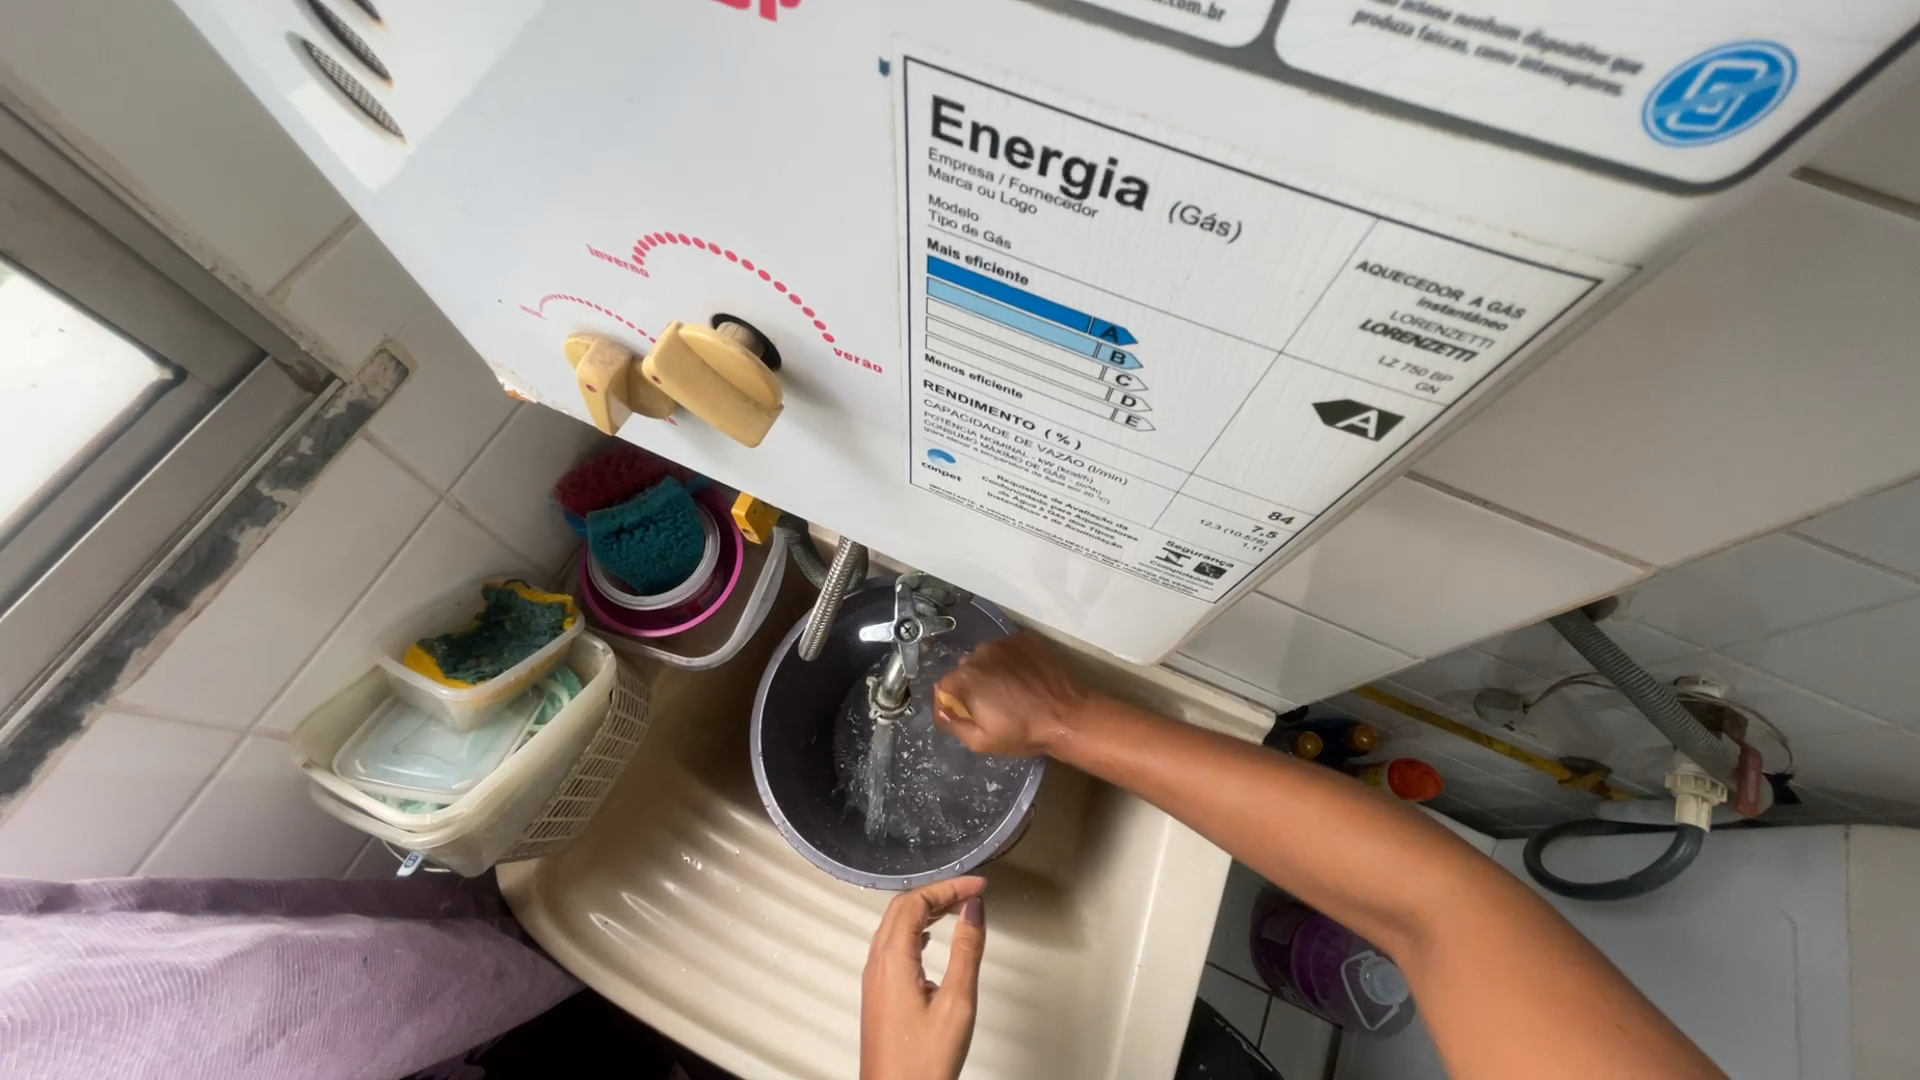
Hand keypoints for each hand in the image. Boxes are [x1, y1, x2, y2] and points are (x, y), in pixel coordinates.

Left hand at [862, 877, 987, 1079]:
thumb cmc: (923, 1065)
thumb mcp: (957, 1004)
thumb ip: (966, 949)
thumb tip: (973, 907)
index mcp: (892, 958)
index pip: (917, 900)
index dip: (949, 886)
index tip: (978, 884)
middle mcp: (877, 963)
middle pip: (903, 907)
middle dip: (938, 892)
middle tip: (970, 891)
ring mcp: (874, 979)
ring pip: (895, 925)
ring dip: (925, 909)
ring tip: (957, 908)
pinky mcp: (878, 994)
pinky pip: (892, 944)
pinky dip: (914, 929)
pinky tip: (928, 939)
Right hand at [932, 633, 1096, 756]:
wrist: (1068, 715)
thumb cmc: (1023, 732)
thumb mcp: (982, 741)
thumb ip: (954, 724)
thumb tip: (942, 711)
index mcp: (965, 678)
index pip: (943, 688)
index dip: (950, 704)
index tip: (963, 716)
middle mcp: (980, 653)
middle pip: (964, 670)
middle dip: (971, 687)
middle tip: (989, 705)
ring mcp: (1004, 643)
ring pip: (986, 657)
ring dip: (990, 671)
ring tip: (1009, 690)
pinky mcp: (1025, 639)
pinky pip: (1007, 650)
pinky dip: (1009, 661)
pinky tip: (1023, 678)